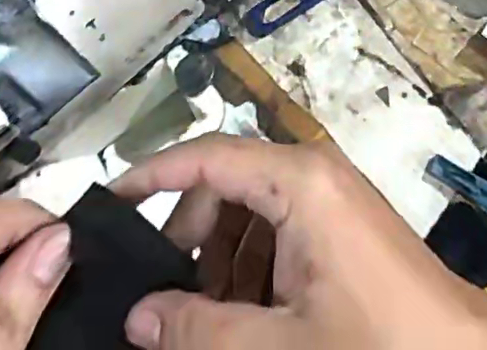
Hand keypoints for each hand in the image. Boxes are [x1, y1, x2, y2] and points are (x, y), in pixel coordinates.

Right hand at [111, 136, 486, 349]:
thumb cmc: (374, 340)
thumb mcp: (281, 345)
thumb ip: (202, 329)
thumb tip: (138, 316)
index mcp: (297, 180)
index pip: (210, 156)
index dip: (155, 173)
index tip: (111, 198)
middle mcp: (312, 171)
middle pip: (228, 183)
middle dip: (191, 234)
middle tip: (165, 295)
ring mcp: (331, 194)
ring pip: (253, 210)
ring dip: (223, 259)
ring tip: (209, 318)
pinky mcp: (342, 220)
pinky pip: (281, 228)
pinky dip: (255, 266)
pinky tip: (250, 317)